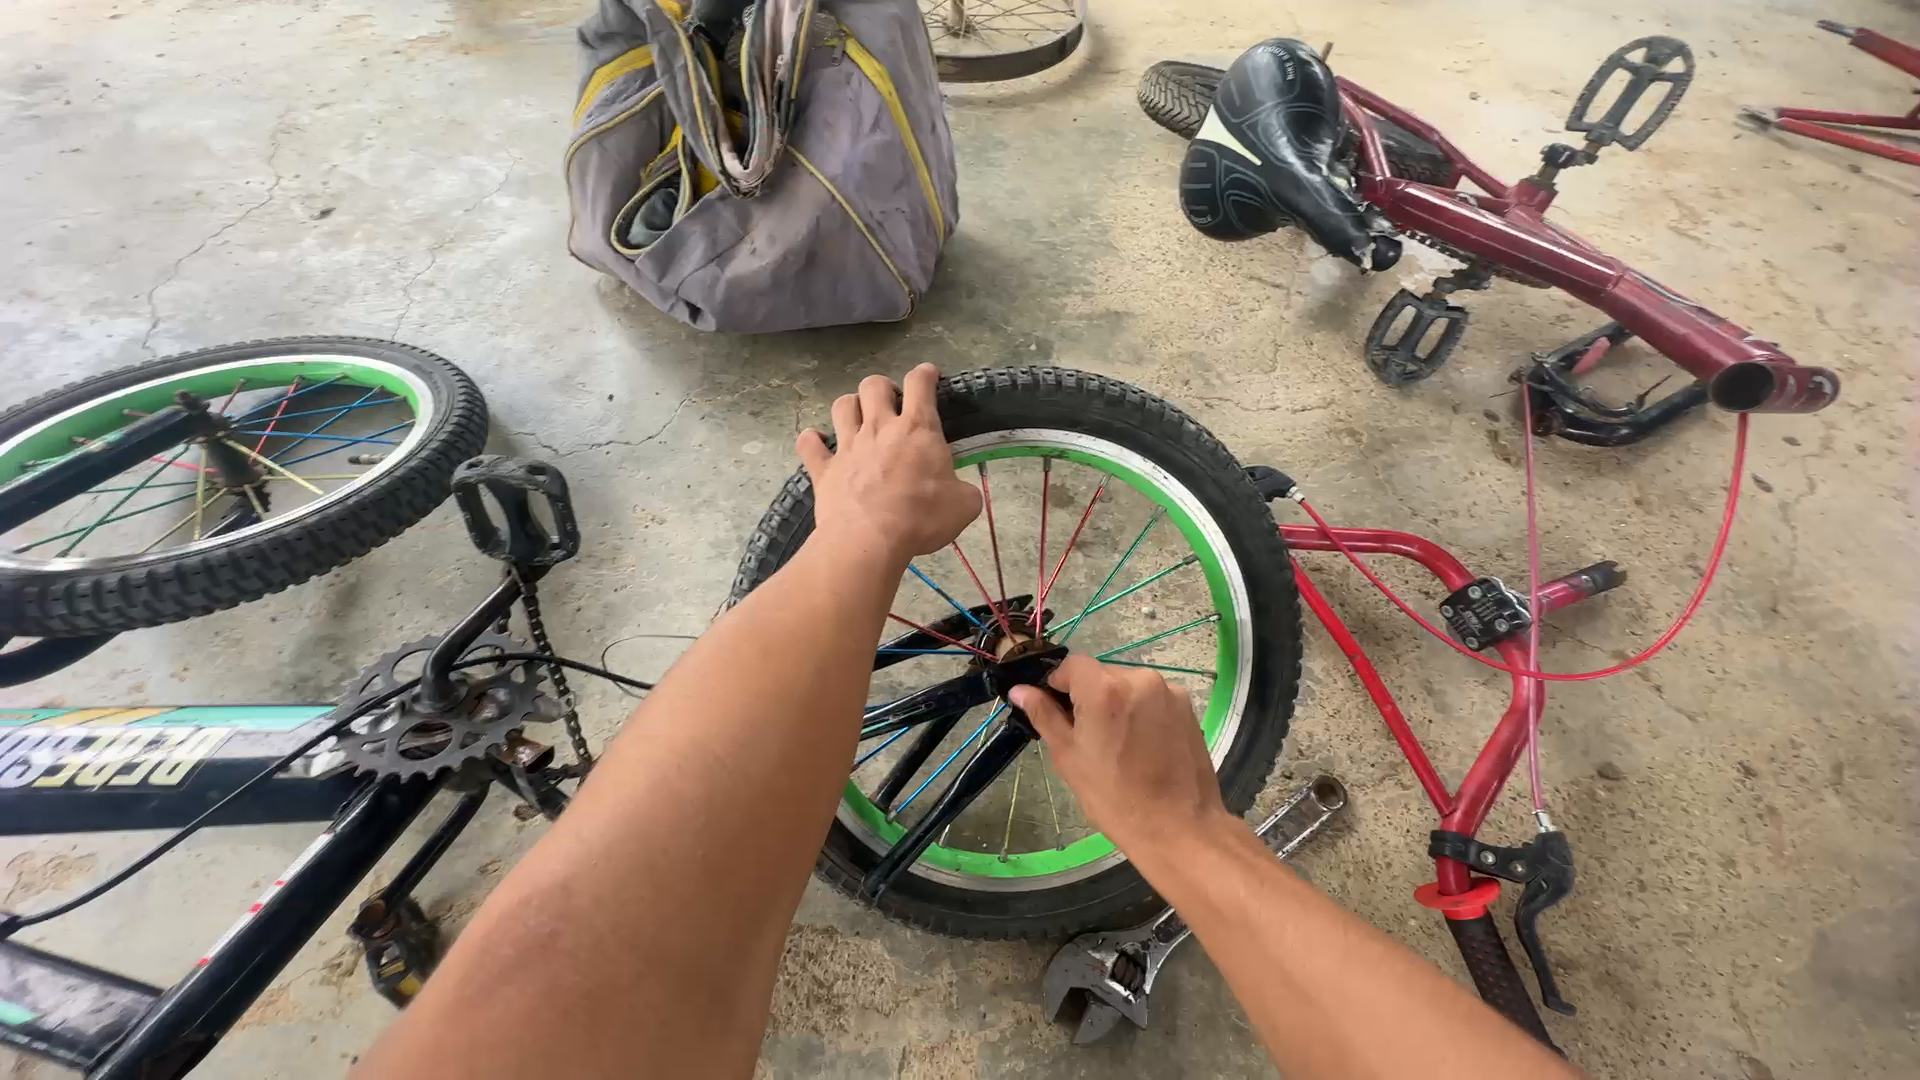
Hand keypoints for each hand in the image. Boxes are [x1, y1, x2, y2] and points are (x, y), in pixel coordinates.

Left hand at [797, 364, 980, 564]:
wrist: (870, 539)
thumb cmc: (921, 518)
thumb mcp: (964, 506)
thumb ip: (965, 491)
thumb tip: (962, 493)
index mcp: (917, 429)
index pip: (920, 384)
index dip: (926, 374)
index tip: (929, 375)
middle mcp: (879, 428)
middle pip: (874, 385)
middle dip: (883, 387)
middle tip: (890, 404)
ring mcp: (847, 446)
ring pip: (842, 405)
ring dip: (850, 406)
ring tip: (857, 418)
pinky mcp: (824, 469)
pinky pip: (809, 444)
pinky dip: (812, 441)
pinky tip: (816, 443)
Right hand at [1010, 655, 1230, 855]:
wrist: (1180, 828)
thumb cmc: (1115, 797)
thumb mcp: (1068, 756)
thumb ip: (1044, 715)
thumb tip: (1020, 690)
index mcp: (1104, 689)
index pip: (1072, 664)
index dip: (1059, 684)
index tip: (1058, 711)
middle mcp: (1138, 679)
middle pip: (1101, 674)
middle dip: (1090, 696)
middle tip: (1088, 735)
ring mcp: (1168, 691)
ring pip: (1128, 685)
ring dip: (1117, 703)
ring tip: (1119, 743)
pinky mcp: (1187, 706)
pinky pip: (1152, 697)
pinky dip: (1142, 711)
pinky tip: (1143, 745)